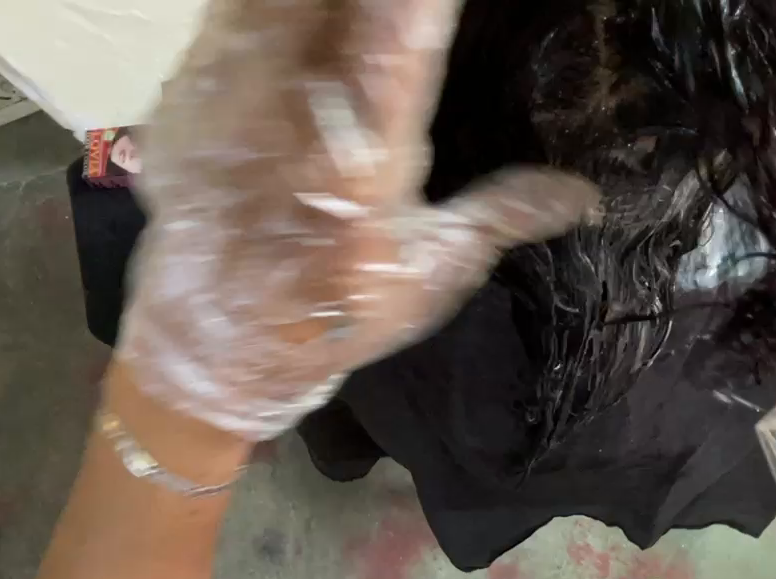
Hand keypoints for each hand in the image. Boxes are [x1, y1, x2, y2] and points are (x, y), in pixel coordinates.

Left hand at [115, 0, 598, 438]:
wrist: (219, 346)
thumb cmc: (331, 319)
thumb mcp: (426, 280)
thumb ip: (501, 218)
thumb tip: (587, 195)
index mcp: (364, 153)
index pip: (406, 25)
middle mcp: (293, 108)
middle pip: (335, 0)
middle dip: (363, 1)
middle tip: (383, 14)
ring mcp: (230, 95)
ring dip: (316, 2)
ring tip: (348, 22)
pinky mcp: (188, 97)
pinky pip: (228, 9)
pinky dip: (263, 8)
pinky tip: (295, 24)